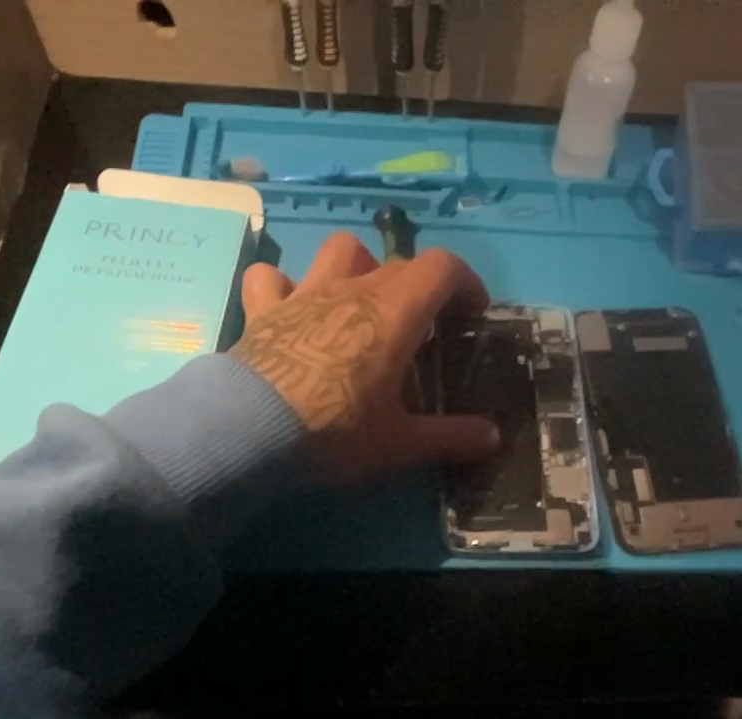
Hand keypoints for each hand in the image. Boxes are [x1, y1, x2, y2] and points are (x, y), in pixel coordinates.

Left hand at [231, 233, 500, 479]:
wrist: (248, 432)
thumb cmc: (335, 433)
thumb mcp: (401, 444)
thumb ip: (451, 437)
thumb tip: (493, 437)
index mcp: (394, 313)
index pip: (442, 268)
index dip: (465, 282)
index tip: (471, 314)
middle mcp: (351, 290)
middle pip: (396, 264)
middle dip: (419, 288)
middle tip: (422, 329)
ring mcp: (302, 295)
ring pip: (338, 251)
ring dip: (358, 269)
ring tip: (361, 305)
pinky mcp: (261, 312)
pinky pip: (272, 278)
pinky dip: (285, 286)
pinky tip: (290, 309)